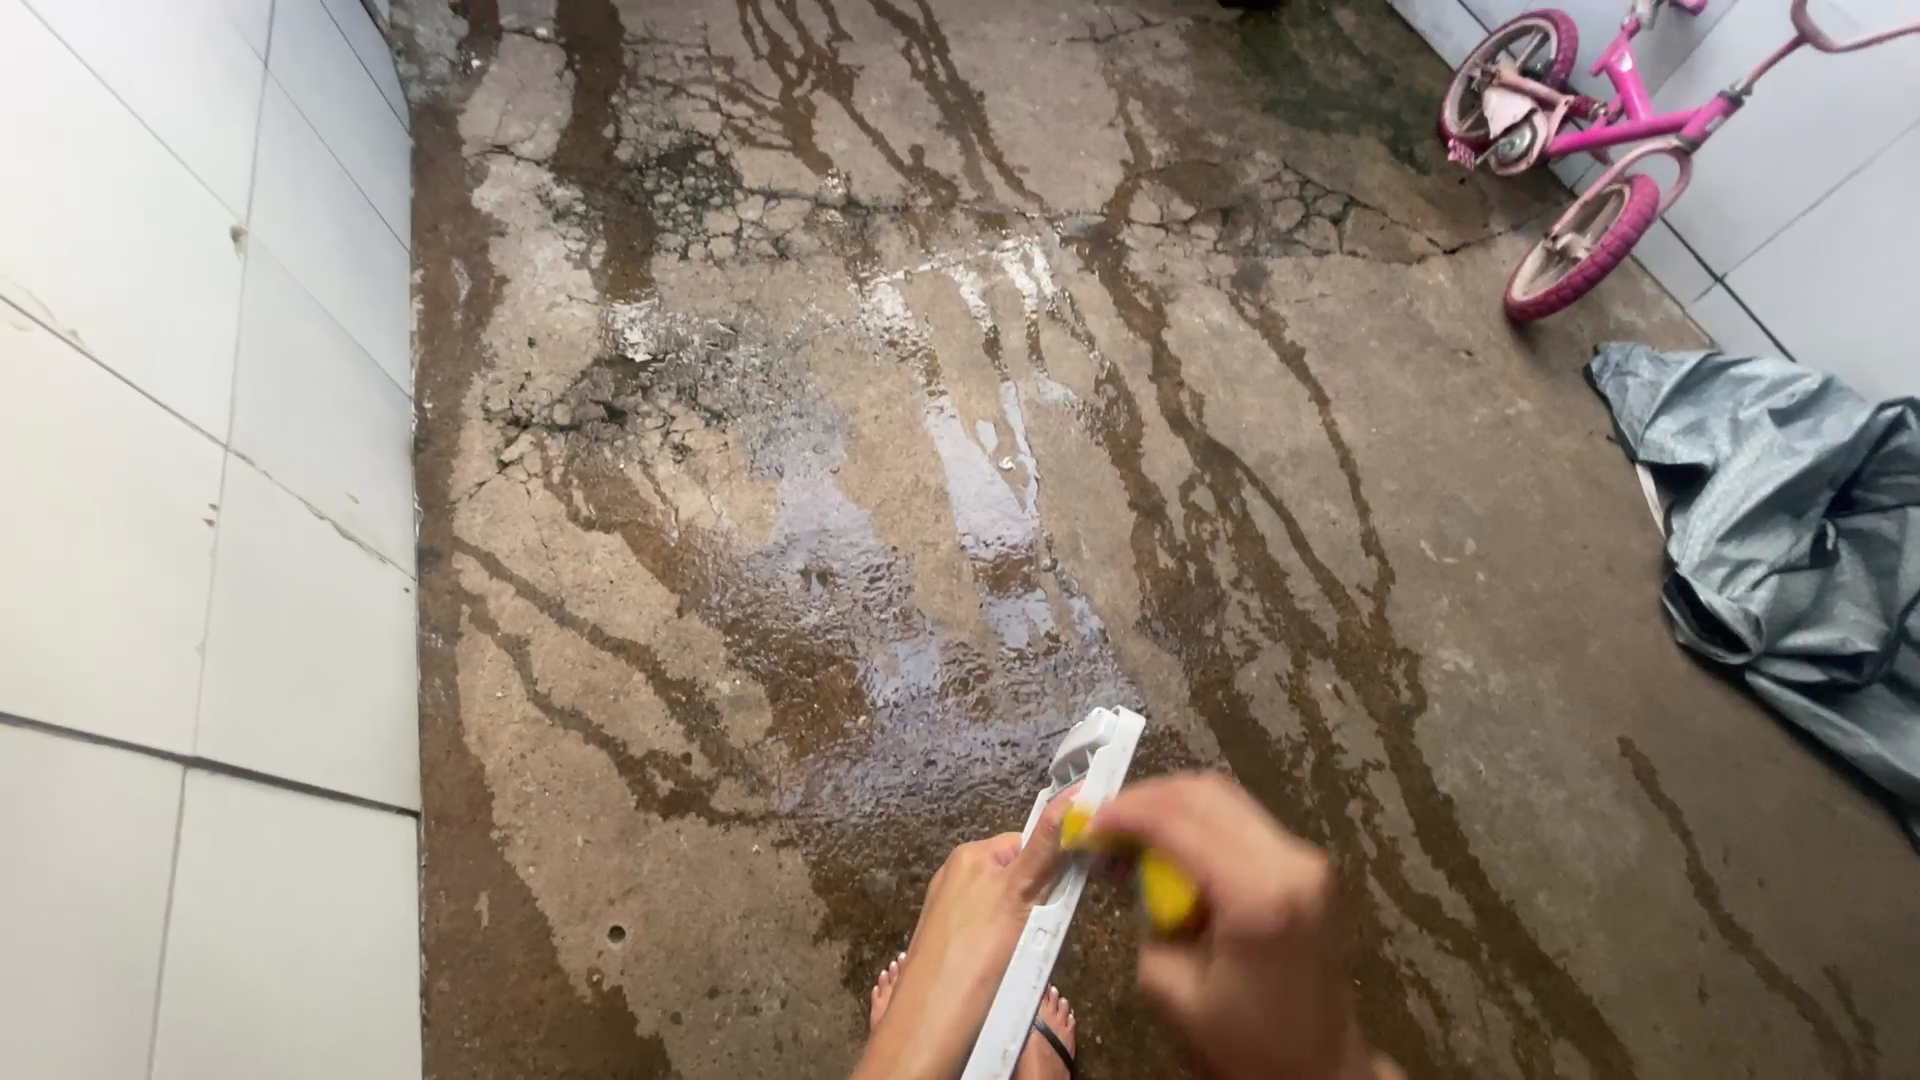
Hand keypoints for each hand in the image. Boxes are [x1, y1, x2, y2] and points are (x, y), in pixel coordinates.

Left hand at [851, 793, 1072, 1079]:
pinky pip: (989, 933)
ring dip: (1024, 928)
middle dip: (1037, 901)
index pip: (1026, 843)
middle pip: (1017, 877)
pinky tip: (1004, 970)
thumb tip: (1069, 798)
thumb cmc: (977, 952)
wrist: (932, 1019)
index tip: (1066, 893)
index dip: (1051, 865)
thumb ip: (1045, 849)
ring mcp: (950, 909)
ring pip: (1006, 908)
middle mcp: (958, 874)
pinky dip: (1004, 948)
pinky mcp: (948, 941)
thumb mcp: (1019, 895)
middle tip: (1042, 930)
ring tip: (1022, 955)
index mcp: (971, 854)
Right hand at [1088, 772, 1393, 1079]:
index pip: (1178, 823)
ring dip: (1169, 803)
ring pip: (1221, 796)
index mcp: (1258, 897)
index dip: (1126, 813)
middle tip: (1105, 820)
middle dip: (1144, 798)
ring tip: (1131, 828)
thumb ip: (1147, 914)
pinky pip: (1237, 817)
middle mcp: (1289, 861)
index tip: (1089, 824)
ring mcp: (1304, 857)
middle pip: (1202, 793)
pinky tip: (1167, 840)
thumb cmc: (1246, 1043)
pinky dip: (1194, 818)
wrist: (1323, 1070)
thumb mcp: (1170, 989)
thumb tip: (1130, 866)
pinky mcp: (1304, 861)